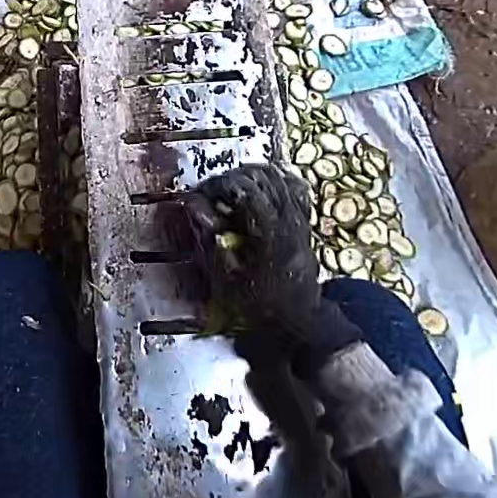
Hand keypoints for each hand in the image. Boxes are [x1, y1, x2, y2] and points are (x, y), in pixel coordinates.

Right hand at [184, 164, 356, 372]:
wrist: (298, 322)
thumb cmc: (258, 304)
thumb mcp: (226, 277)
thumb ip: (210, 238)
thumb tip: (192, 206)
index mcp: (269, 234)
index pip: (246, 189)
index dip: (220, 184)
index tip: (201, 193)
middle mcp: (289, 221)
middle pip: (264, 177)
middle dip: (234, 177)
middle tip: (213, 190)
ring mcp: (300, 221)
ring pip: (281, 178)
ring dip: (253, 175)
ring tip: (232, 187)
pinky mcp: (304, 224)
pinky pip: (295, 190)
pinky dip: (277, 180)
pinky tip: (260, 186)